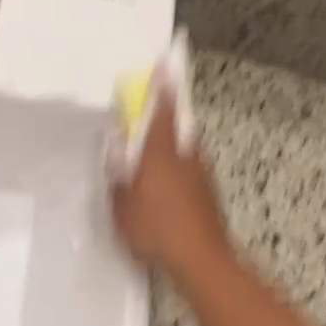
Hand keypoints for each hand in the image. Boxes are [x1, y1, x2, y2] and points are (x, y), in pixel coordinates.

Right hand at [111, 74, 234, 280]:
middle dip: (164, 126)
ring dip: (170, 153)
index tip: (165, 64)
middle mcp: (186, 158)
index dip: (163, 87)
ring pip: (183, 154)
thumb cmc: (157, 231)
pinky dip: (176, 176)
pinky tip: (163, 196)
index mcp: (161, 154)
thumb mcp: (122, 208)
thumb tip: (116, 156)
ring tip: (151, 169)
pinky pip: (188, 175)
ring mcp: (201, 177)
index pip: (163, 111)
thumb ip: (118, 179)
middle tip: (148, 126)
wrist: (201, 260)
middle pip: (176, 131)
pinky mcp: (208, 196)